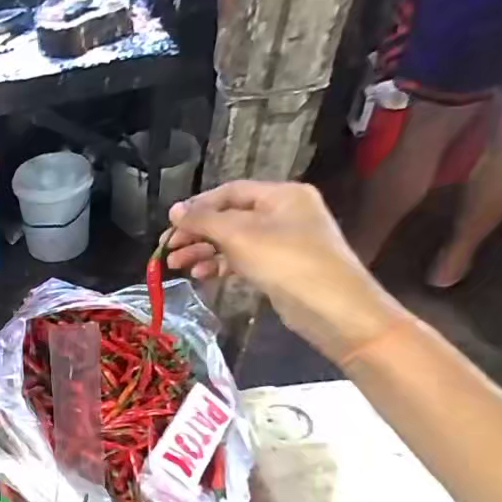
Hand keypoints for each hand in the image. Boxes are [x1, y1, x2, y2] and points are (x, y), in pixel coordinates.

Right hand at [167, 181, 408, 357]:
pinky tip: (201, 275)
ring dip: (204, 251)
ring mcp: (284, 242)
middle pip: (230, 217)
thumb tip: (174, 211)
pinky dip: (221, 265)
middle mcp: (284, 213)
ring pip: (234, 241)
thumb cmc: (287, 262)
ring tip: (176, 266)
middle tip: (168, 250)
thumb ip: (204, 221)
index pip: (229, 192)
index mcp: (281, 194)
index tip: (170, 225)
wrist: (333, 308)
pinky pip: (244, 260)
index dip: (197, 207)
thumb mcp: (240, 235)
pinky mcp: (281, 268)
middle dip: (197, 233)